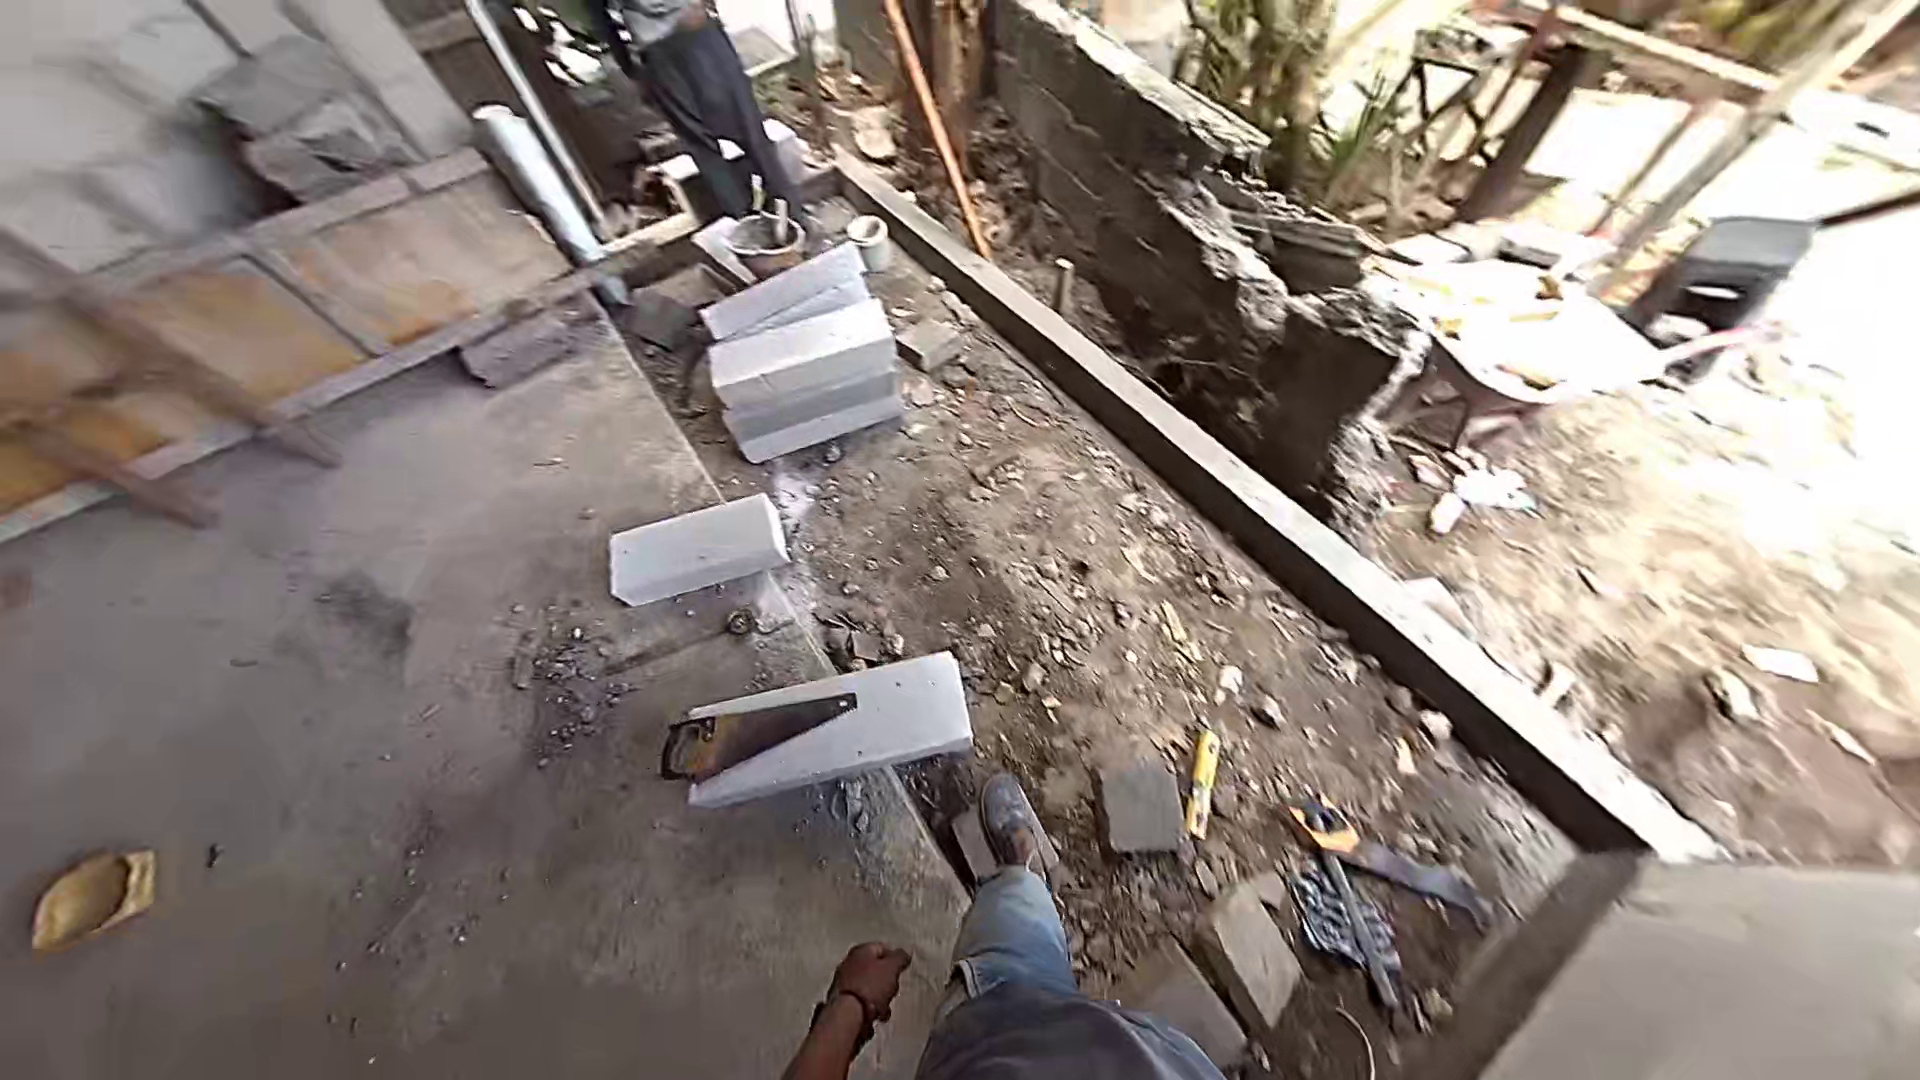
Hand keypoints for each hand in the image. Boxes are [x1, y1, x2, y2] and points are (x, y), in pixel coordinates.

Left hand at [829, 943, 910, 1022]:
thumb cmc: (871, 987)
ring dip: (878, 1000)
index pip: (883, 948)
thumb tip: (905, 953)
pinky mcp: (839, 1004)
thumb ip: (900, 958)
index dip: (895, 959)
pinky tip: (872, 1019)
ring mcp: (842, 984)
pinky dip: (867, 1010)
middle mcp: (848, 963)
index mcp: (860, 950)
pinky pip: (859, 1003)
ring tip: (883, 1012)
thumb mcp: (891, 968)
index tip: (901, 973)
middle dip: (887, 983)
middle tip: (892, 992)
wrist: (846, 1018)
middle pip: (875, 970)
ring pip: (868, 988)